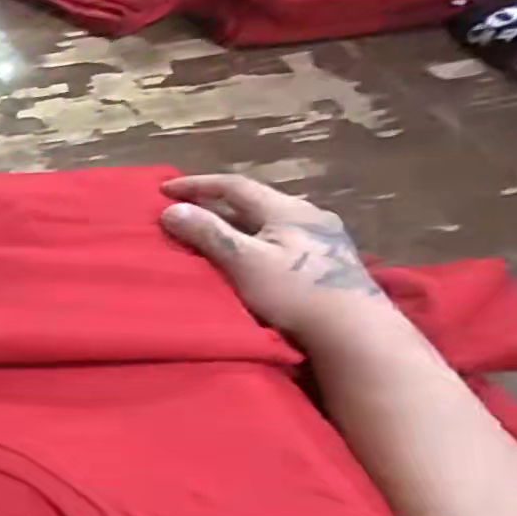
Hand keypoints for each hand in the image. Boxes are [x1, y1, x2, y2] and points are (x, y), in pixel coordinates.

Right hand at [160, 175, 397, 346]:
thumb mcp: (244, 261)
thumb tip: (170, 210)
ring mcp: (319, 236)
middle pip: (251, 200)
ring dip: (229, 220)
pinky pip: (273, 236)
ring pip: (263, 218)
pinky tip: (238, 249)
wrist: (353, 330)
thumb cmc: (294, 293)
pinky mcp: (321, 258)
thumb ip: (208, 234)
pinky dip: (246, 236)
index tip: (163, 189)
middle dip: (212, 201)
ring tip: (203, 229)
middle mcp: (307, 215)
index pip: (235, 186)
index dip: (196, 185)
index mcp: (288, 210)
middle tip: (180, 207)